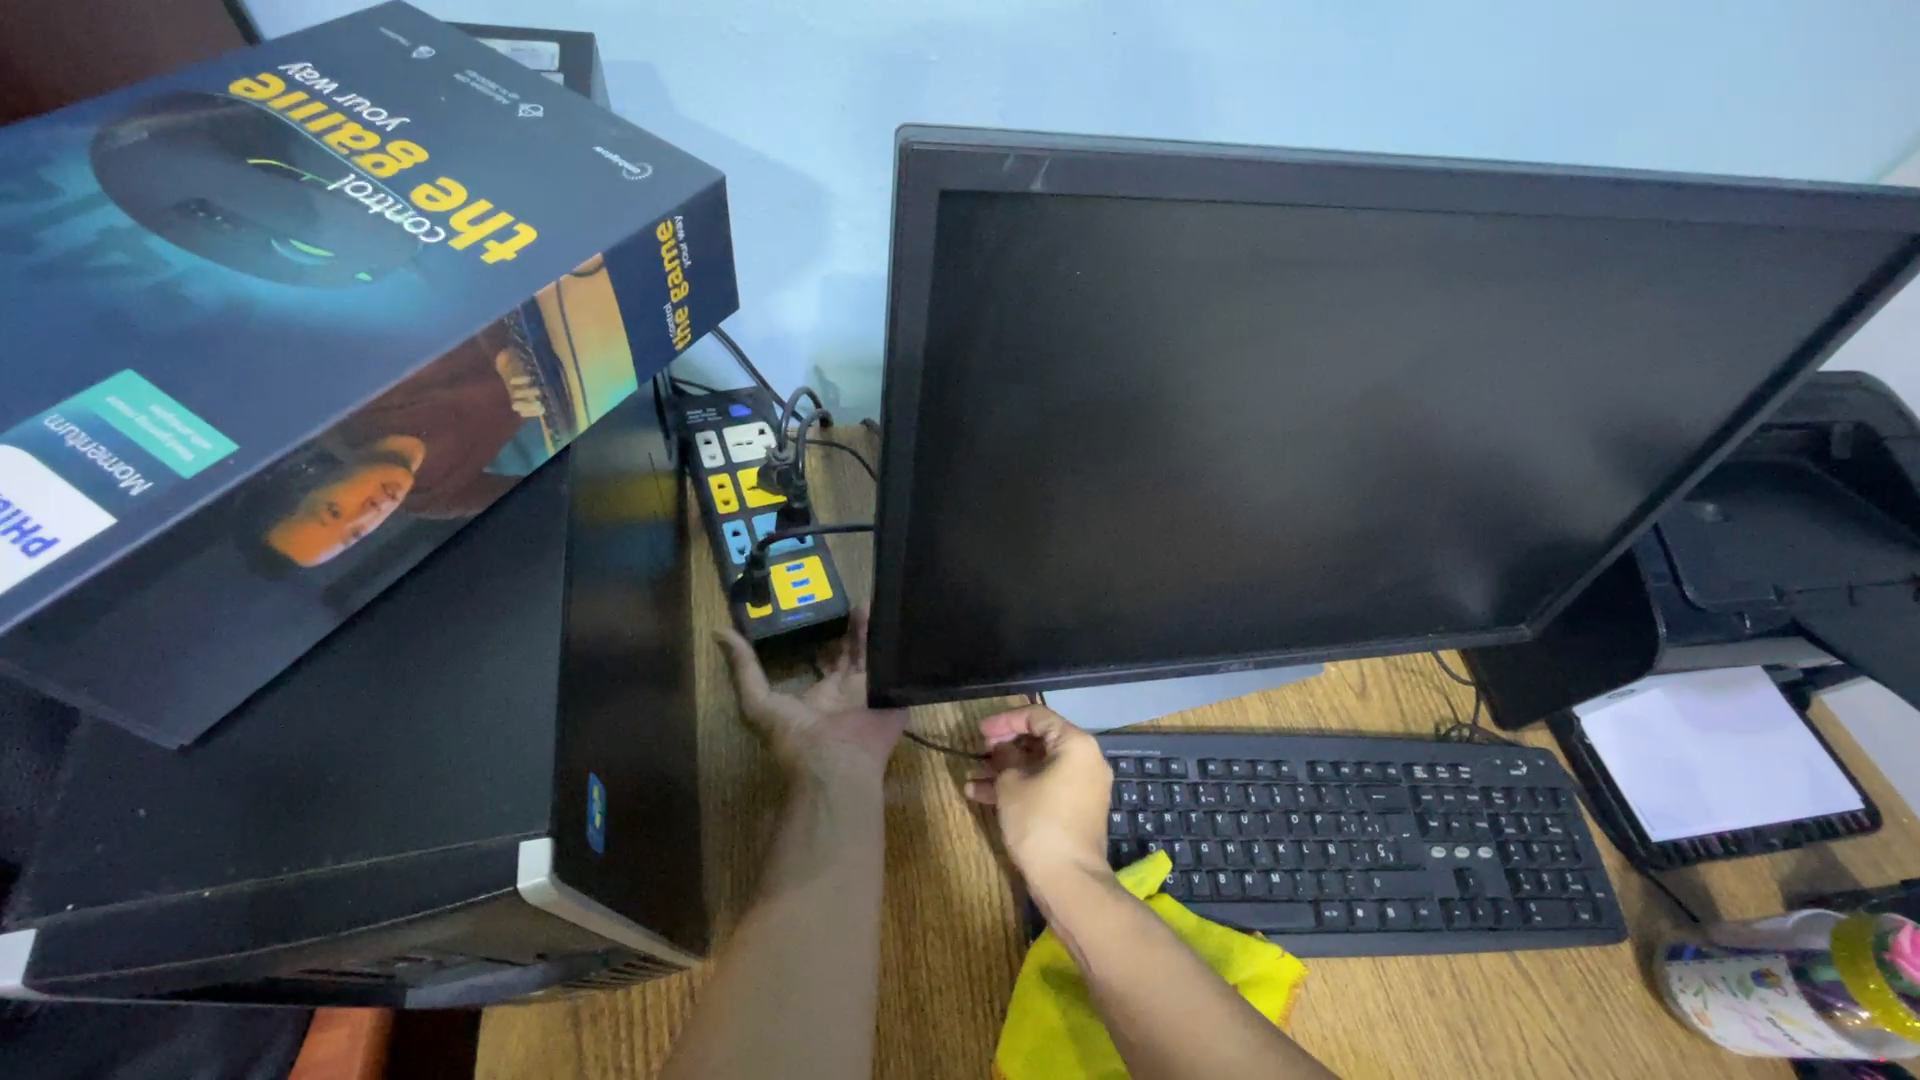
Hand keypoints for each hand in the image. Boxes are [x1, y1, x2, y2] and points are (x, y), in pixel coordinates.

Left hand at [716, 606, 907, 784]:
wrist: (834, 764)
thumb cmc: (794, 735)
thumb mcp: (757, 701)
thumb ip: (743, 668)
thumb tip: (718, 631)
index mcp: (819, 695)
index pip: (825, 659)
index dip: (826, 636)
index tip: (826, 608)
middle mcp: (847, 694)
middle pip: (853, 654)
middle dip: (855, 629)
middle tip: (856, 600)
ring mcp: (874, 696)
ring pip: (876, 657)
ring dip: (875, 631)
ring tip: (874, 601)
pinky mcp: (895, 699)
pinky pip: (899, 671)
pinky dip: (901, 649)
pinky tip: (901, 624)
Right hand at [964, 706, 1113, 893]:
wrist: (1068, 880)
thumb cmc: (1039, 822)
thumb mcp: (1011, 785)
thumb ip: (1004, 758)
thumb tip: (1003, 750)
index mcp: (1075, 744)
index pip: (1037, 717)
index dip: (1005, 720)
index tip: (980, 732)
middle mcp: (1085, 760)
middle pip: (1039, 741)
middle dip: (1004, 748)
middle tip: (979, 753)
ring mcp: (1082, 786)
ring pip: (1038, 767)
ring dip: (1005, 771)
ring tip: (971, 778)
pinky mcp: (1075, 809)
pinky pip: (1045, 787)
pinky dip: (1019, 788)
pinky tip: (981, 796)